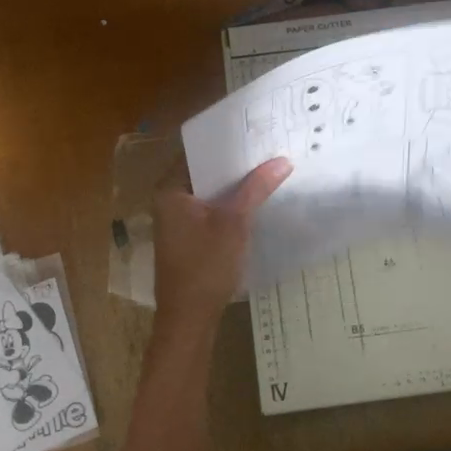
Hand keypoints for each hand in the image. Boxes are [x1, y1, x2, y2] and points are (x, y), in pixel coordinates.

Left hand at [151, 157, 291, 329]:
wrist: (189, 319)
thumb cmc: (205, 266)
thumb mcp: (234, 223)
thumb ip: (256, 188)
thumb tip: (282, 160)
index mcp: (170, 189)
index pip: (198, 152)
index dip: (226, 142)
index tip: (255, 132)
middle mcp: (168, 200)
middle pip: (205, 172)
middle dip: (235, 165)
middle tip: (268, 149)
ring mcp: (177, 221)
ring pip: (210, 193)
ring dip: (234, 186)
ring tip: (268, 170)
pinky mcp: (188, 238)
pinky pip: (210, 210)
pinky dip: (229, 205)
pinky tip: (255, 202)